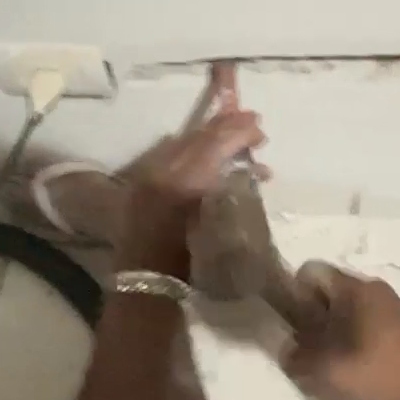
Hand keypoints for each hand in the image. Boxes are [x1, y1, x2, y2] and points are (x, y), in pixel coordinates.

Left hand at [116, 109, 265, 272]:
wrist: (144, 280)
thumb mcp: (215, 223)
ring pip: (183, 141)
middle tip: (252, 119)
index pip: (214, 145)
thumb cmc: (186, 262)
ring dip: (209, 134)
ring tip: (233, 129)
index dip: (237, 133)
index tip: (259, 128)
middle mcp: (164, 171)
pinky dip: (191, 146)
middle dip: (225, 126)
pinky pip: (169, 151)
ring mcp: (148, 173)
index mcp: (185, 184)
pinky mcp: (140, 179)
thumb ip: (225, 188)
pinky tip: (205, 148)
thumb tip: (249, 169)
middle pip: (198, 138)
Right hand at [284, 262, 399, 399]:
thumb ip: (298, 358)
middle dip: (311, 317)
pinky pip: (366, 325)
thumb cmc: (384, 377)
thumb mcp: (331, 371)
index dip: (293, 294)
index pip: (311, 271)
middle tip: (307, 351)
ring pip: (347, 311)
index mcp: (357, 288)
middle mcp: (375, 289)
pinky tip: (356, 373)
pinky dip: (353, 342)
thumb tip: (285, 353)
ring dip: (332, 334)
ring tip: (331, 367)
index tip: (293, 326)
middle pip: (328, 292)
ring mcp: (393, 309)